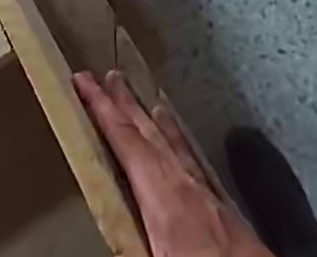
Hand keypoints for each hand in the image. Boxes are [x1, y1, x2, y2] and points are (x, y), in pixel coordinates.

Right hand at [74, 70, 272, 256]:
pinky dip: (189, 150)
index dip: (101, 108)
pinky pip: (202, 168)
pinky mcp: (233, 218)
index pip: (125, 140)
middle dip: (128, 104)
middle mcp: (187, 189)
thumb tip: (105, 218)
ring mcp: (213, 201)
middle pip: (151, 135)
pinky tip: (190, 153)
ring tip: (152, 101)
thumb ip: (125, 241)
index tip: (83, 79)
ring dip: (160, 123)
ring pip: (180, 148)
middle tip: (111, 75)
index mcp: (163, 198)